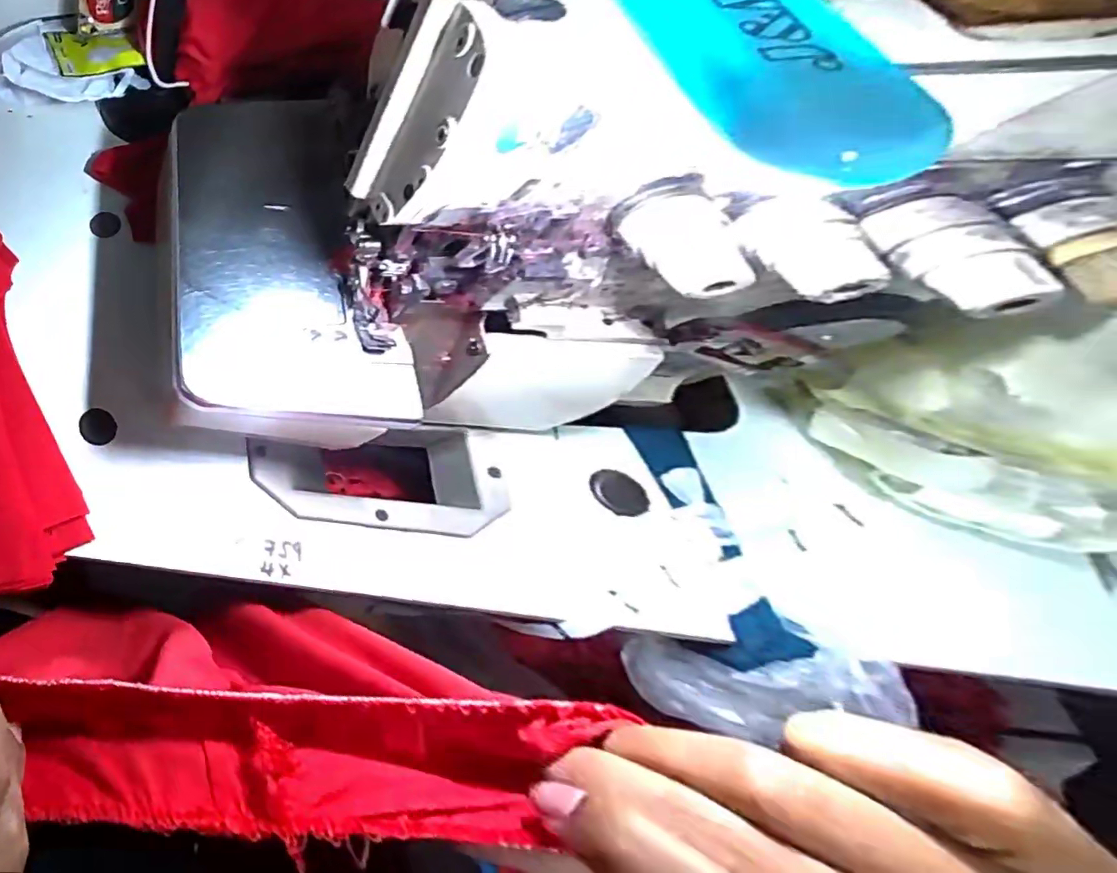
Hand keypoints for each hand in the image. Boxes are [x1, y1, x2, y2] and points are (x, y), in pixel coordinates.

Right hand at [527, 710, 1116, 872]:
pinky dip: (870, 749)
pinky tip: (802, 740)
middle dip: (627, 788)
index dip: (616, 831)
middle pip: (746, 849)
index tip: (547, 794)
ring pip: (810, 796)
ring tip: (639, 748)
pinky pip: (975, 787)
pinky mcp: (1053, 865)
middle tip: (571, 761)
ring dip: (689, 754)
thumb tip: (547, 819)